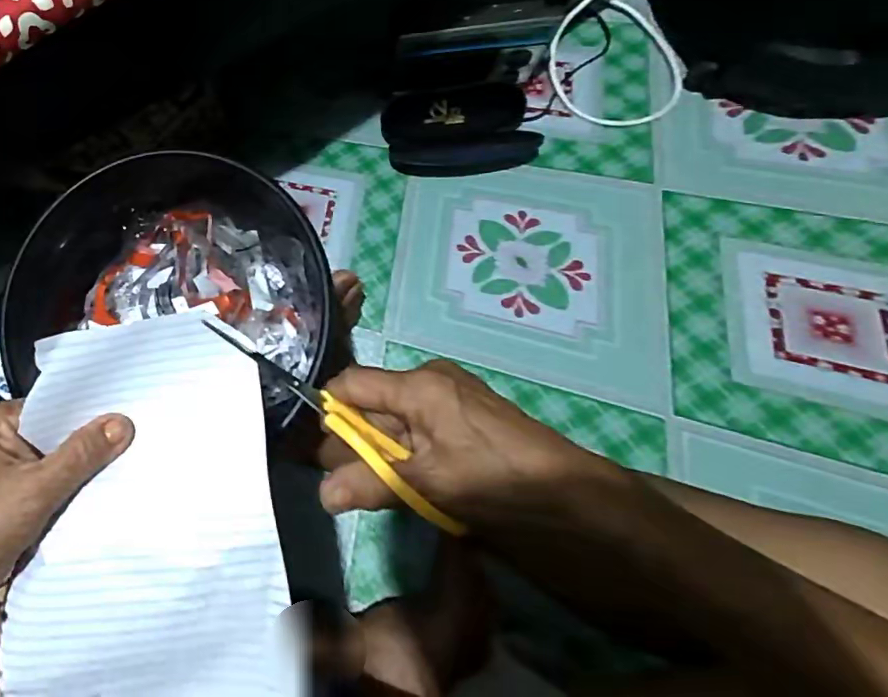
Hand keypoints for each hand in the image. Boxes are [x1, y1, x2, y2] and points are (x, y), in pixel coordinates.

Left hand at [0, 401, 132, 626]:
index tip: (129, 404)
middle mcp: (1, 437)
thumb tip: (124, 423)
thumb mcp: (38, 487)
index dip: (90, 406)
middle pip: (59, 429)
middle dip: (90, 437)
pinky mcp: (18, 495)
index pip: (55, 403)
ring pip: (60, 456)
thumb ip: (82, 454)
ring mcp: (9, 467)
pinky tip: (105, 481)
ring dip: (85, 463)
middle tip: (136, 430)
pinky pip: (56, 479)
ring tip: (129, 453)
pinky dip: (76, 484)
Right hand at [316, 360, 627, 535]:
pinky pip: (419, 437)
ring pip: (395, 426)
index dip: (328, 415)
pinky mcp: (465, 428)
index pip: (352, 385)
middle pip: (372, 407)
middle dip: (351, 444)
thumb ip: (371, 482)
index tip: (311, 454)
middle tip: (335, 484)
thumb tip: (321, 494)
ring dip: (377, 459)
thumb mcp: (429, 484)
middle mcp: (431, 383)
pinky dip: (404, 462)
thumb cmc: (496, 480)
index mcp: (419, 383)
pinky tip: (400, 489)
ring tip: (363, 492)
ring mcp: (451, 404)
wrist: (576, 503)